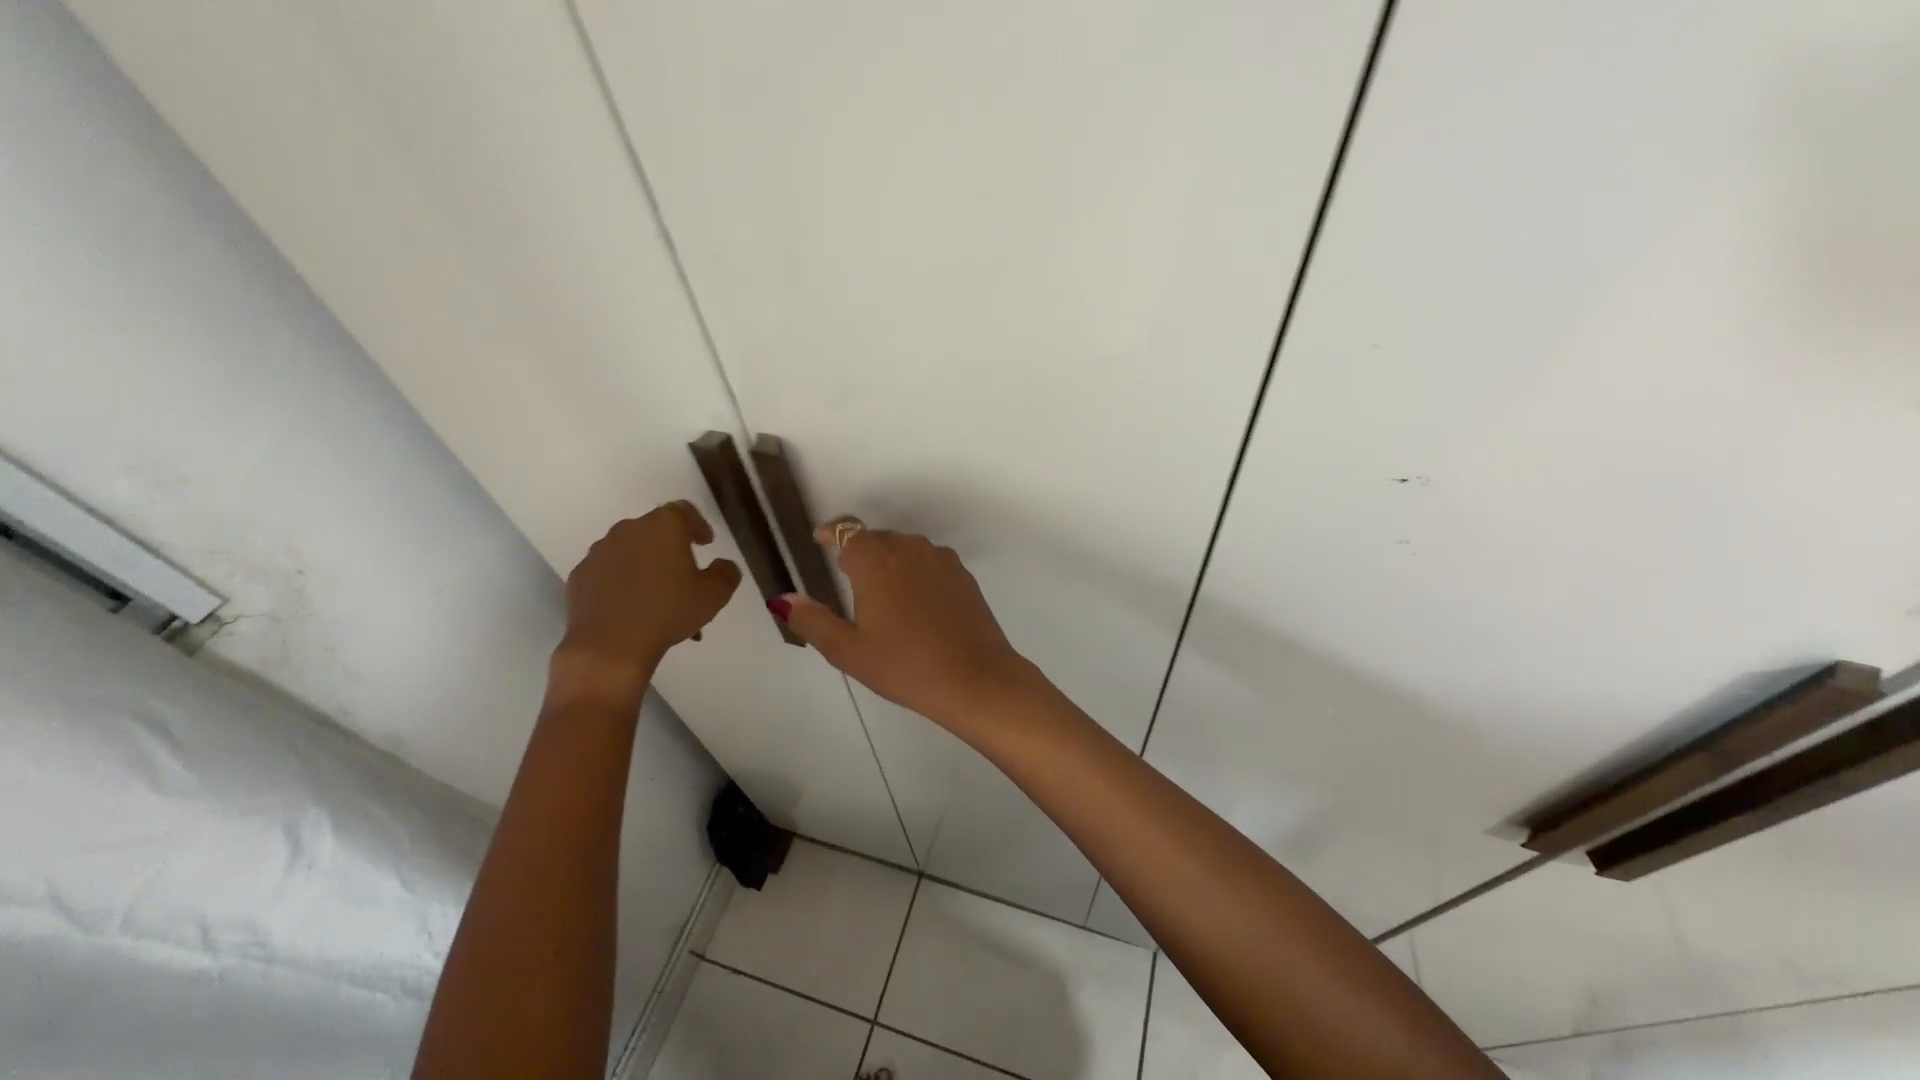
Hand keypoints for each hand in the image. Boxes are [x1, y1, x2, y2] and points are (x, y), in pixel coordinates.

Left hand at [553, 501, 741, 703]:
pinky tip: (630, 608)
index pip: (684, 511)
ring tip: (657, 600)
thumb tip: (723, 565)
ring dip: (645, 567)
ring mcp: (599, 552)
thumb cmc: (668, 611)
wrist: (610, 645)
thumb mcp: (714, 595)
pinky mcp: (580, 576)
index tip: (705, 543)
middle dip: (671, 549)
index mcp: (663, 526)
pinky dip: (621, 583)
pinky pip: (608, 572)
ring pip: (630, 552)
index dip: (698, 525)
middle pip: (654, 531)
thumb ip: (726, 573)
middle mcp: (628, 530)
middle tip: (684, 575)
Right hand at [777, 518, 1041, 734]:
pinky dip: (916, 574)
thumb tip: (784, 598)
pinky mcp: (964, 577)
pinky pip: (930, 564)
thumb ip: (812, 620)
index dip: (831, 533)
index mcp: (876, 560)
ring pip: (906, 549)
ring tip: (881, 596)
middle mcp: (909, 549)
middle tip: (848, 579)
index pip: (846, 530)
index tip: (820, 541)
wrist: (976, 679)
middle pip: (877, 538)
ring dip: (890, 562)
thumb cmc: (905, 667)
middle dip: (860, 552)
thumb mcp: (849, 651)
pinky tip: (915, 607)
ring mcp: (941, 560)